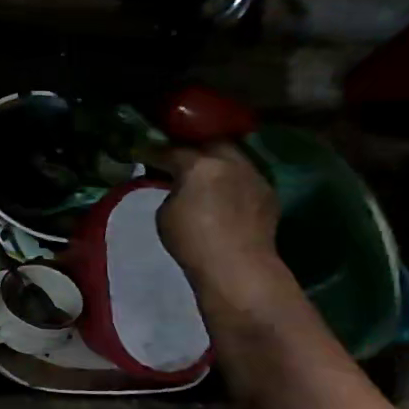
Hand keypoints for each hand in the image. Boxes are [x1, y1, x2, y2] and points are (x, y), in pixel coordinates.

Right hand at [154, 143, 279, 280]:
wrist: (237, 265)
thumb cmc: (191, 239)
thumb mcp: (165, 212)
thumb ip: (172, 190)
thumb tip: (180, 186)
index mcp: (200, 165)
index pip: (171, 151)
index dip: (153, 152)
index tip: (141, 154)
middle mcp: (231, 162)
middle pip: (209, 143)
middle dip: (192, 148)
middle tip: (176, 158)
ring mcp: (254, 176)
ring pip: (232, 157)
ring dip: (215, 162)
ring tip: (201, 173)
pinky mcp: (268, 193)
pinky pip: (245, 176)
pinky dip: (231, 178)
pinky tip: (223, 191)